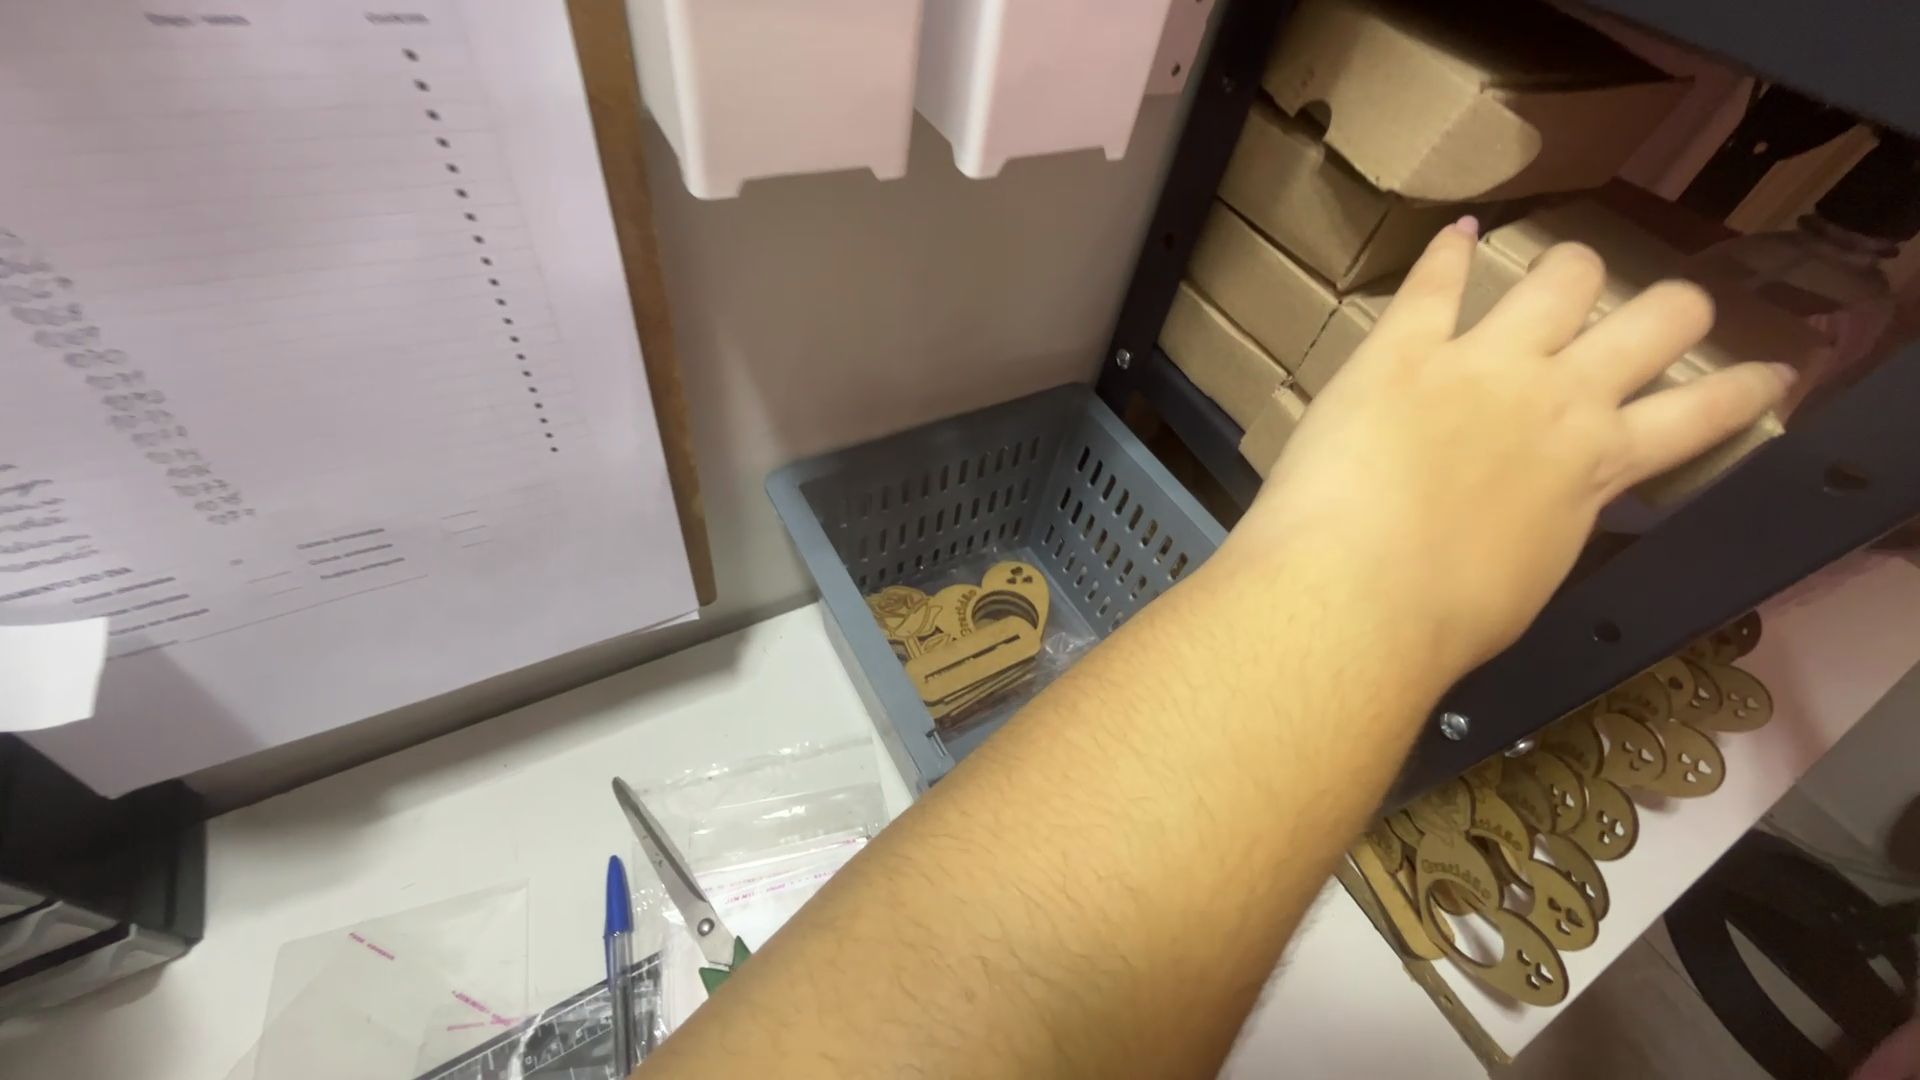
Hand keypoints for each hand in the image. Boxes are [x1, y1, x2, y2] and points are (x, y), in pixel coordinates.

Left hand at [1231, 217, 1793, 677]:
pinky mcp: (1400, 353)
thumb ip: (1545, 525)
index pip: (1702, 411)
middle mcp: (1559, 397)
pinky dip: (1447, 256)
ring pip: (1563, 277)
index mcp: (1598, 466)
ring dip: (1569, 271)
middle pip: (1658, 319)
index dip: (1742, 385)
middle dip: (1668, 311)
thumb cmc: (1439, 614)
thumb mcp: (1526, 578)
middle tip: (1650, 317)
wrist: (1356, 590)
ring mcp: (1481, 364)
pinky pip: (1433, 284)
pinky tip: (1454, 237)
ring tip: (1560, 272)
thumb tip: (1537, 513)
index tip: (1764, 371)